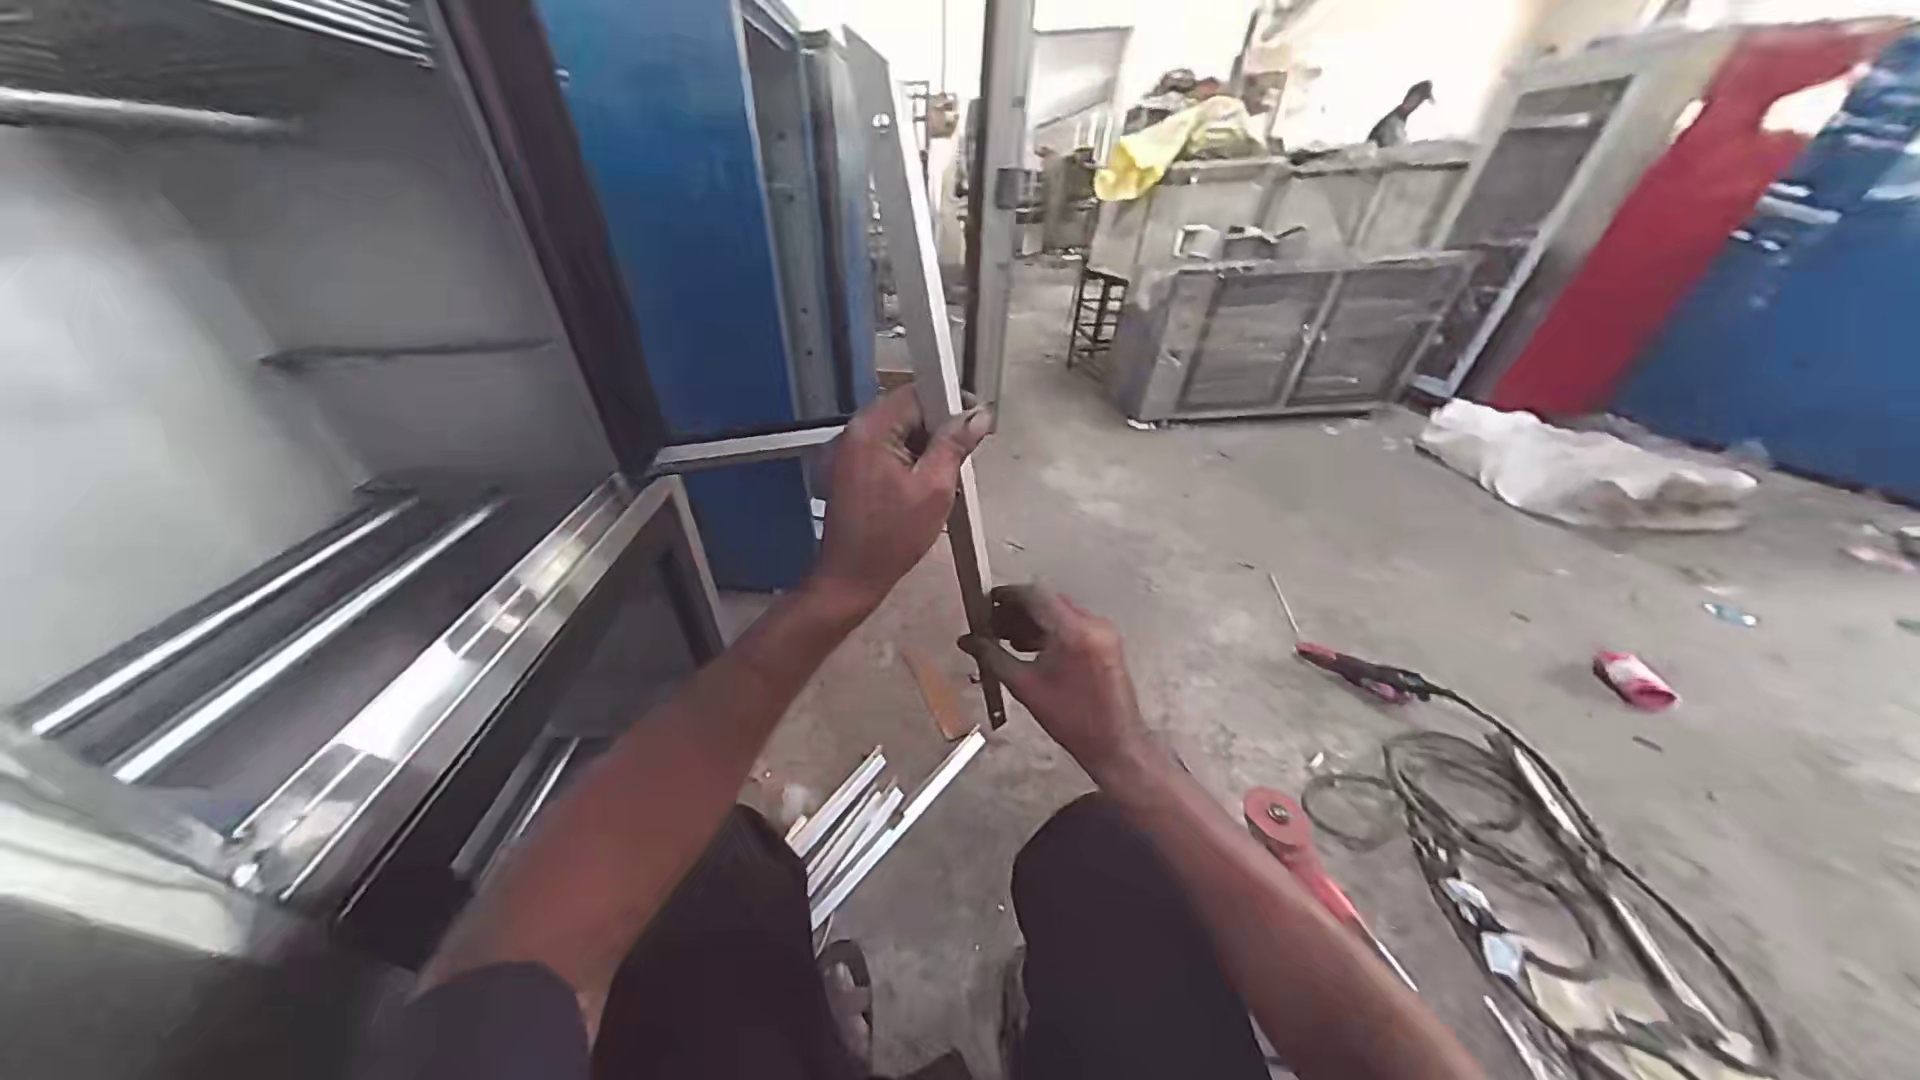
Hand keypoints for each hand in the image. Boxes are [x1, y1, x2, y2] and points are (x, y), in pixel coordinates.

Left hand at [814, 385, 991, 609]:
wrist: (853, 576)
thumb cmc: (891, 538)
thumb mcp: (934, 489)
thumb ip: (955, 445)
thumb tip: (977, 417)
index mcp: (871, 430)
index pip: (917, 393)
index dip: (950, 402)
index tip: (975, 419)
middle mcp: (855, 433)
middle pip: (907, 410)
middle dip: (939, 427)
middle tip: (964, 452)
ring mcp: (850, 451)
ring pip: (899, 431)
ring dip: (926, 446)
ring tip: (943, 475)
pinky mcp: (852, 469)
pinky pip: (888, 450)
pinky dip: (910, 460)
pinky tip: (924, 485)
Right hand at [959, 585, 1153, 782]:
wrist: (1114, 744)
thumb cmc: (1076, 721)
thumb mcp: (1025, 687)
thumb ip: (993, 657)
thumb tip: (971, 642)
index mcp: (1073, 632)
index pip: (1035, 595)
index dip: (1007, 595)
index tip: (989, 601)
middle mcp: (1092, 625)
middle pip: (1047, 600)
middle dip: (1016, 609)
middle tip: (992, 622)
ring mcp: (1102, 632)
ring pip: (1058, 611)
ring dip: (1031, 620)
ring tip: (1005, 637)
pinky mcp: (1105, 642)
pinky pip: (1072, 624)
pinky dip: (1049, 629)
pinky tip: (1028, 646)